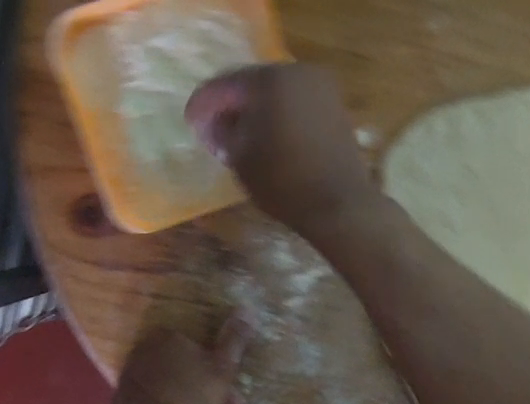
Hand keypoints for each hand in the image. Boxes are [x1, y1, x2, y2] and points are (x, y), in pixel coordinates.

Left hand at [115, 319, 249, 403]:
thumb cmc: (195, 395)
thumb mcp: (224, 366)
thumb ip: (235, 339)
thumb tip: (246, 309)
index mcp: (164, 340)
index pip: (197, 354)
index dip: (221, 379)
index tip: (234, 401)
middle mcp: (143, 357)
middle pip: (187, 382)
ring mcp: (132, 386)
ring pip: (176, 403)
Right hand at [186, 64, 380, 233]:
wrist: (339, 205)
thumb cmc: (284, 182)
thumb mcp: (241, 159)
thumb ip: (222, 133)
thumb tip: (215, 124)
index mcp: (270, 78)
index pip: (226, 84)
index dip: (204, 104)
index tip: (190, 122)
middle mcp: (298, 73)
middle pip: (252, 85)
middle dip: (230, 107)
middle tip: (212, 130)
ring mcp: (321, 90)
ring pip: (276, 96)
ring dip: (255, 113)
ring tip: (238, 139)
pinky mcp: (334, 110)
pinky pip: (296, 108)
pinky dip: (278, 119)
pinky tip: (267, 141)